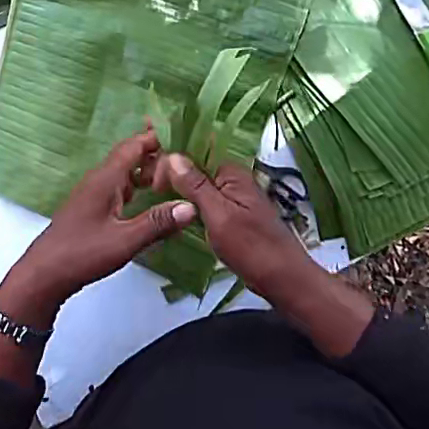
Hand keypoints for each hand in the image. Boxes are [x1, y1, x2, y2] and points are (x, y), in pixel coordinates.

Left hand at [0, 128, 196, 322]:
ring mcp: (92, 195)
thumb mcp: (125, 240)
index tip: (182, 133)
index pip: (133, 146)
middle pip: (129, 157)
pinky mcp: (91, 209)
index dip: (156, 137)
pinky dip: (136, 189)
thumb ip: (158, 222)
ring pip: (124, 174)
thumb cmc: (82, 253)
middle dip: (155, 155)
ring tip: (173, 178)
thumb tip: (191, 206)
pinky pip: (118, 189)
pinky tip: (149, 201)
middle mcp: (98, 180)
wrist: (45, 274)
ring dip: (146, 173)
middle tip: (185, 159)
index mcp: (106, 179)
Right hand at [158, 153, 372, 356]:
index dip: (170, 155)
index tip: (148, 172)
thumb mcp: (218, 214)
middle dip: (170, 169)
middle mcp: (232, 179)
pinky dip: (187, 200)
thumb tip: (173, 155)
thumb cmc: (252, 247)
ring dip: (177, 185)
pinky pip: (204, 199)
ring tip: (150, 189)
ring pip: (198, 182)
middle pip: (196, 164)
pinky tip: (171, 206)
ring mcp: (232, 197)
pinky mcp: (230, 214)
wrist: (283, 279)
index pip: (195, 149)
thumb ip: (196, 185)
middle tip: (145, 184)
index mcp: (231, 172)